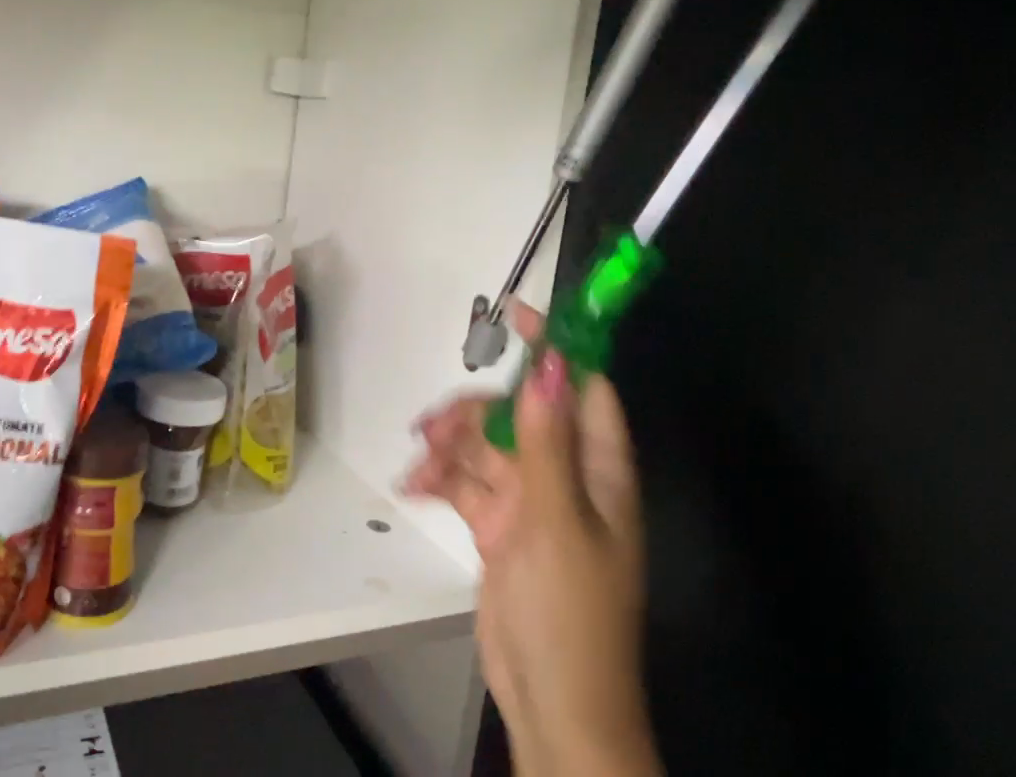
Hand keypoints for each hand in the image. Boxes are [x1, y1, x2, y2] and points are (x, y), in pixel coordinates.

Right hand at [404, 301, 658, 776]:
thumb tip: (551, 366)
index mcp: (600, 472)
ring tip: (419, 463)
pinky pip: (466, 487)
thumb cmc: (570, 613)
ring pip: (485, 449)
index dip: (557, 349)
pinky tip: (414, 487)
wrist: (553, 702)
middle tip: (436, 428)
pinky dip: (440, 481)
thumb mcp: (556, 522)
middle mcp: (568, 479)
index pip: (584, 390)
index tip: (519, 314)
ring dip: (449, 448)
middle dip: (476, 414)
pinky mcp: (500, 530)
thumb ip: (547, 443)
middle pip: (519, 416)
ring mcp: (530, 505)